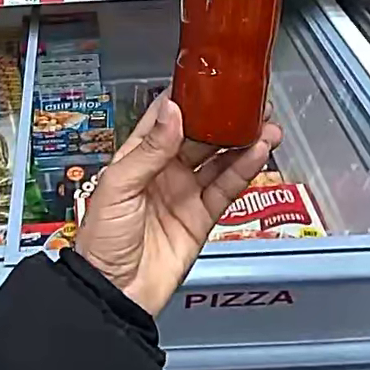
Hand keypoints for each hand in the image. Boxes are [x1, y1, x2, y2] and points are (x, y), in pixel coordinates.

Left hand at [75, 94, 280, 315]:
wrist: (115, 292)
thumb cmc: (103, 237)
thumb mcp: (119, 186)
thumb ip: (151, 150)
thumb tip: (175, 112)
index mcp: (138, 156)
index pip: (164, 118)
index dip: (186, 97)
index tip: (208, 77)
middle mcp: (164, 170)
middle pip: (199, 136)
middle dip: (224, 118)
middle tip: (250, 100)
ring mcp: (185, 192)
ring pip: (219, 159)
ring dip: (242, 141)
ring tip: (266, 124)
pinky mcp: (202, 217)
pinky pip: (226, 188)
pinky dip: (244, 170)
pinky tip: (258, 153)